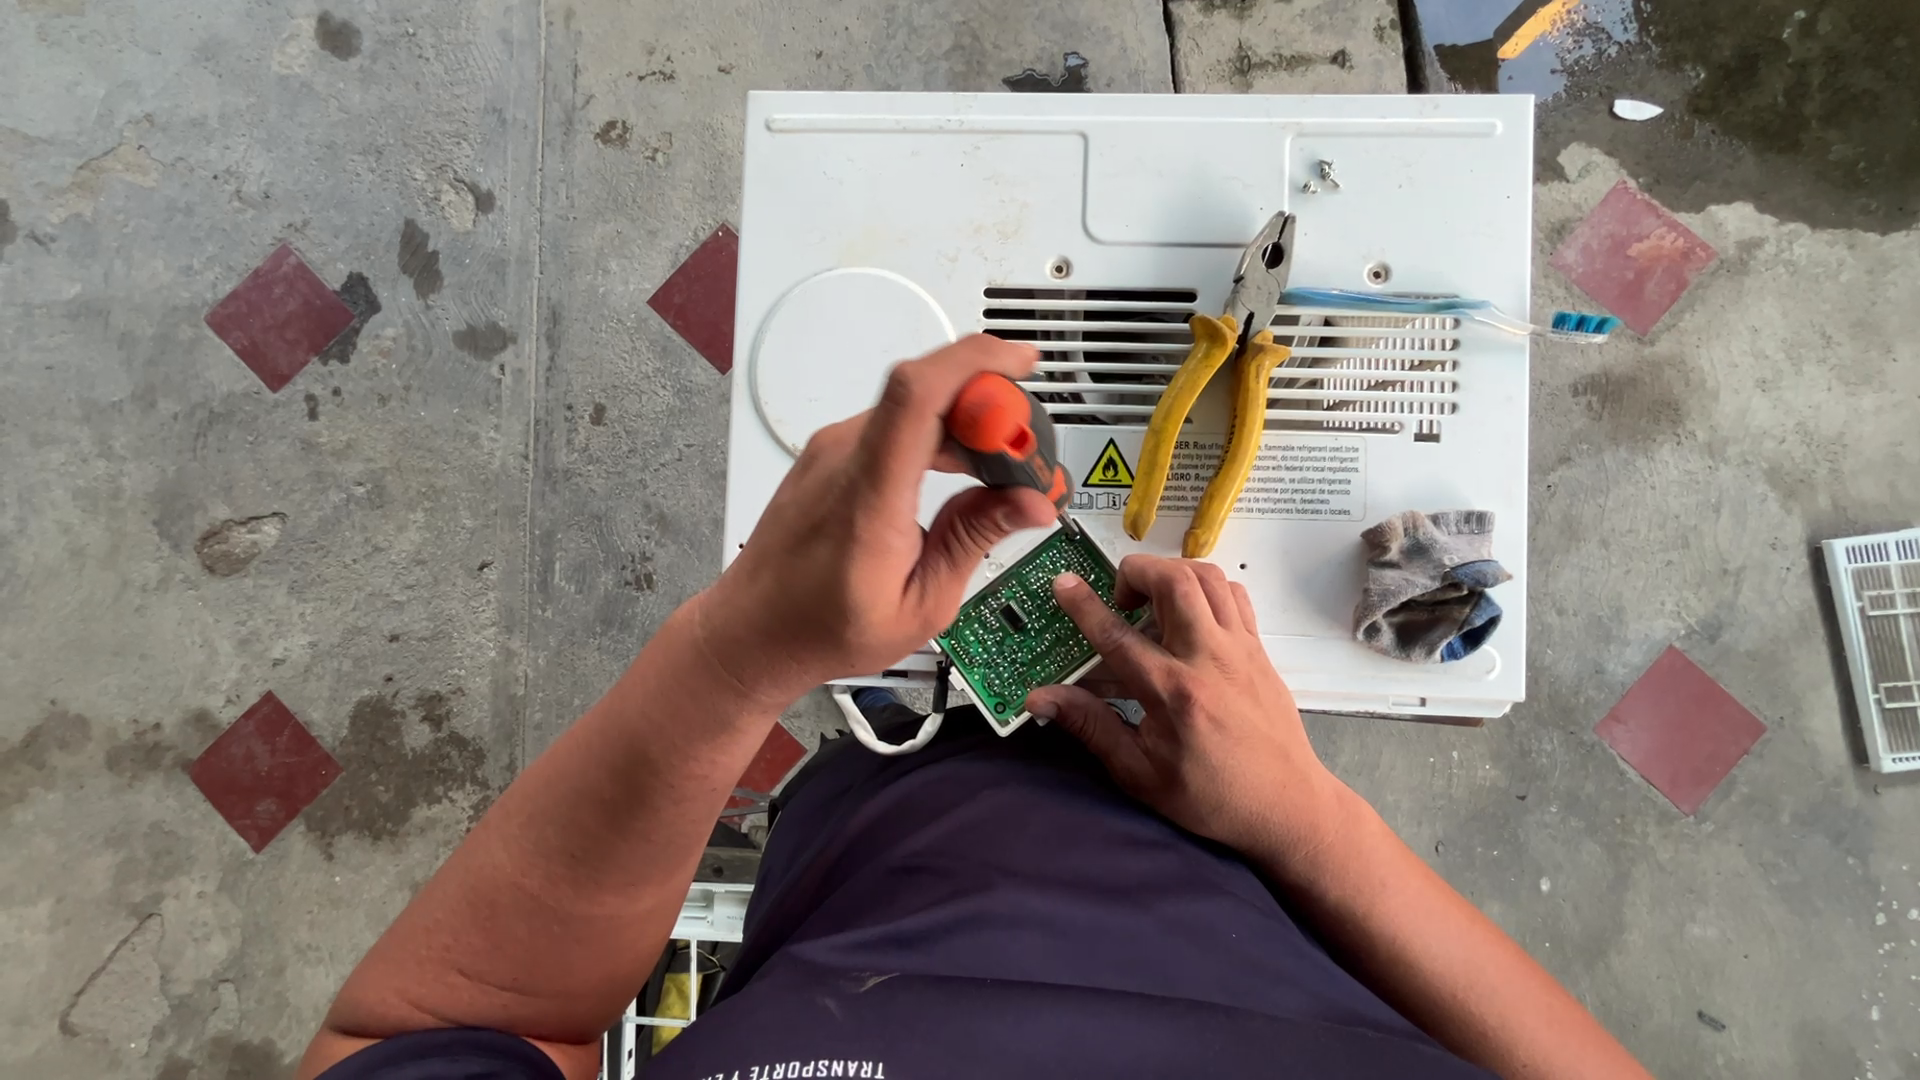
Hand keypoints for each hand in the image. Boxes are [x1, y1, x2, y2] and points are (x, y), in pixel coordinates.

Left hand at [692, 335, 1058, 706]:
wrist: (755, 629)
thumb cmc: (820, 626)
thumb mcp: (920, 604)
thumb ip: (974, 540)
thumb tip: (1028, 502)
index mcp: (868, 499)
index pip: (919, 394)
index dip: (977, 362)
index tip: (1023, 365)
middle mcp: (844, 457)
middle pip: (930, 391)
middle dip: (994, 411)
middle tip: (1028, 458)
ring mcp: (834, 449)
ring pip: (918, 404)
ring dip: (970, 426)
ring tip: (1001, 474)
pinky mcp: (834, 453)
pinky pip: (899, 421)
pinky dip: (942, 435)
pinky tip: (963, 471)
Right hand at [1024, 556, 1343, 861]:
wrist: (1286, 807)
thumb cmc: (1210, 796)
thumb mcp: (1138, 772)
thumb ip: (1090, 725)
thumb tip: (1040, 699)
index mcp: (1173, 694)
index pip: (1118, 636)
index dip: (1084, 605)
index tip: (1063, 584)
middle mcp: (1209, 660)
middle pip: (1174, 581)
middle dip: (1135, 572)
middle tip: (1118, 598)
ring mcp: (1240, 649)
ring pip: (1207, 577)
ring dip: (1170, 574)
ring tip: (1150, 602)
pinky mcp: (1258, 649)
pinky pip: (1232, 594)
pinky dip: (1204, 588)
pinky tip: (1187, 613)